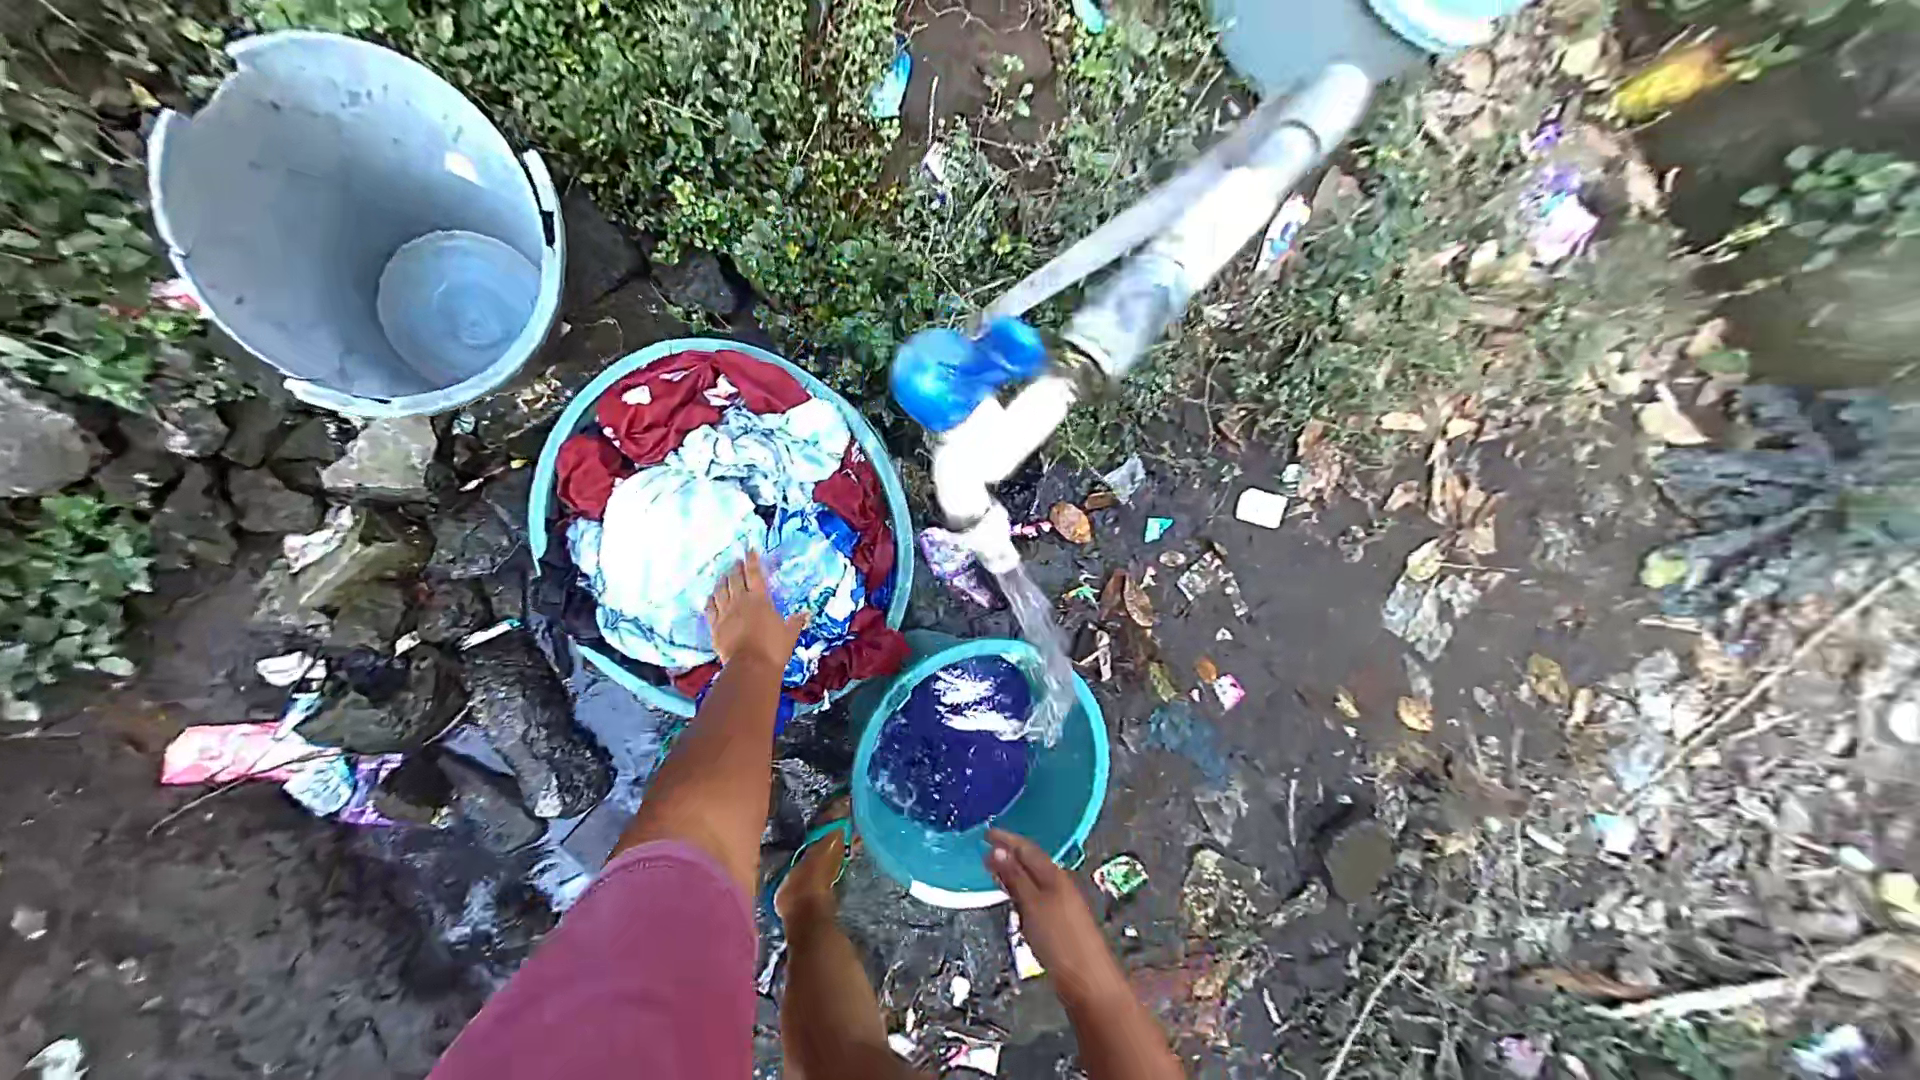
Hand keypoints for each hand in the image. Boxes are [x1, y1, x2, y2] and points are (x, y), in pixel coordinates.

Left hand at [706, 552, 808, 671]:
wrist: (750, 666)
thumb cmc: (774, 648)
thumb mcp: (790, 633)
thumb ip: (796, 621)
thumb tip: (806, 613)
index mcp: (760, 600)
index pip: (754, 574)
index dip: (752, 560)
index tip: (750, 549)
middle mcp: (740, 602)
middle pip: (735, 579)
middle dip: (735, 568)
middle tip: (736, 561)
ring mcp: (725, 614)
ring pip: (720, 591)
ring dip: (722, 581)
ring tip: (723, 575)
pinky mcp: (715, 627)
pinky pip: (710, 609)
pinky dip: (710, 600)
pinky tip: (711, 597)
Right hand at [986, 828, 1126, 1007]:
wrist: (1091, 983)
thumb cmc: (1059, 941)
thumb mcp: (1032, 906)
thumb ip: (1014, 878)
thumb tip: (996, 849)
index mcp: (1053, 875)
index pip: (1026, 848)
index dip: (1006, 839)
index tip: (986, 833)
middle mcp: (1060, 883)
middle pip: (1032, 861)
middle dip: (1010, 853)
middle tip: (987, 850)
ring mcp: (1063, 902)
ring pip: (1035, 878)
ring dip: (1016, 872)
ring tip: (996, 872)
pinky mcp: (1063, 921)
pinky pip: (1038, 895)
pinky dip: (1023, 891)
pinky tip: (1016, 901)